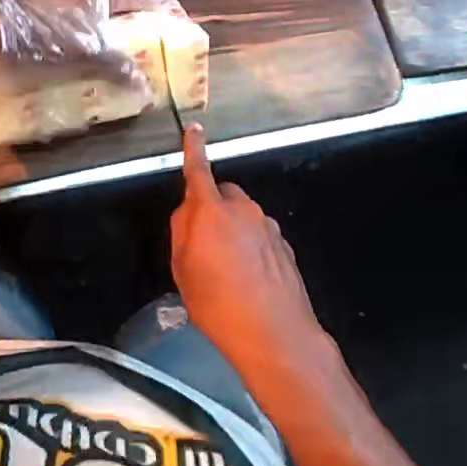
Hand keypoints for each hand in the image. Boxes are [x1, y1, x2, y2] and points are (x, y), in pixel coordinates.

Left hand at [0, 0, 177, 81]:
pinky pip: (69, 23)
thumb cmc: (46, 31)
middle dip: (134, 21)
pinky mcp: (36, 11)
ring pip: (91, 14)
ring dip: (106, 31)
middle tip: (149, 41)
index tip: (180, 17)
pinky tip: (77, 54)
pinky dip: (81, 38)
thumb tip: (145, 86)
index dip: (162, 6)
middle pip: (116, 4)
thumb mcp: (87, 49)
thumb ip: (116, 65)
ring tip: (116, 53)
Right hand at [170, 124, 330, 378]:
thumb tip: (188, 211)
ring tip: (226, 269)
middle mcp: (244, 210)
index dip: (193, 148)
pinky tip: (248, 278)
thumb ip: (182, 231)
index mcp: (212, 211)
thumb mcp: (182, 270)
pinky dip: (250, 245)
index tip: (194, 129)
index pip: (199, 169)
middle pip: (222, 194)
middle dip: (211, 207)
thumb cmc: (218, 304)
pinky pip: (259, 234)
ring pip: (242, 215)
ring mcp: (269, 226)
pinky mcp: (285, 245)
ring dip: (232, 229)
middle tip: (201, 242)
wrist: (276, 336)